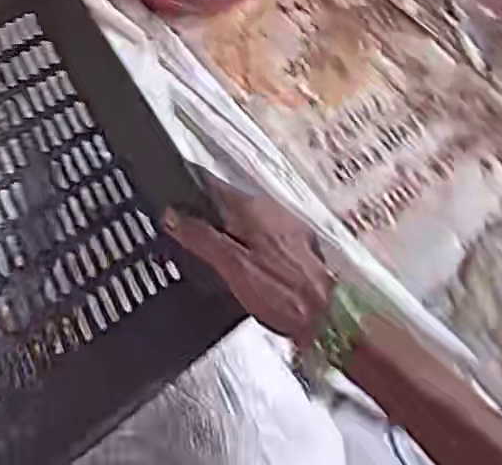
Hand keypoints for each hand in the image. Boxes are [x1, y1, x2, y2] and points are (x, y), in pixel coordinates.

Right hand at [163, 174, 334, 342]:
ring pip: (245, 217)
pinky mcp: (296, 242)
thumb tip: (173, 214)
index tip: (169, 193)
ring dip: (226, 228)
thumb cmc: (284, 293)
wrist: (332, 318)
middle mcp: (268, 207)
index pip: (209, 182)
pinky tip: (242, 263)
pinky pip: (261, 232)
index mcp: (249, 207)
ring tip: (209, 250)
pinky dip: (246, 241)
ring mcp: (285, 224)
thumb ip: (201, 238)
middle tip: (182, 229)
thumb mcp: (232, 267)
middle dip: (204, 211)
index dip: (186, 186)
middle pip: (226, 200)